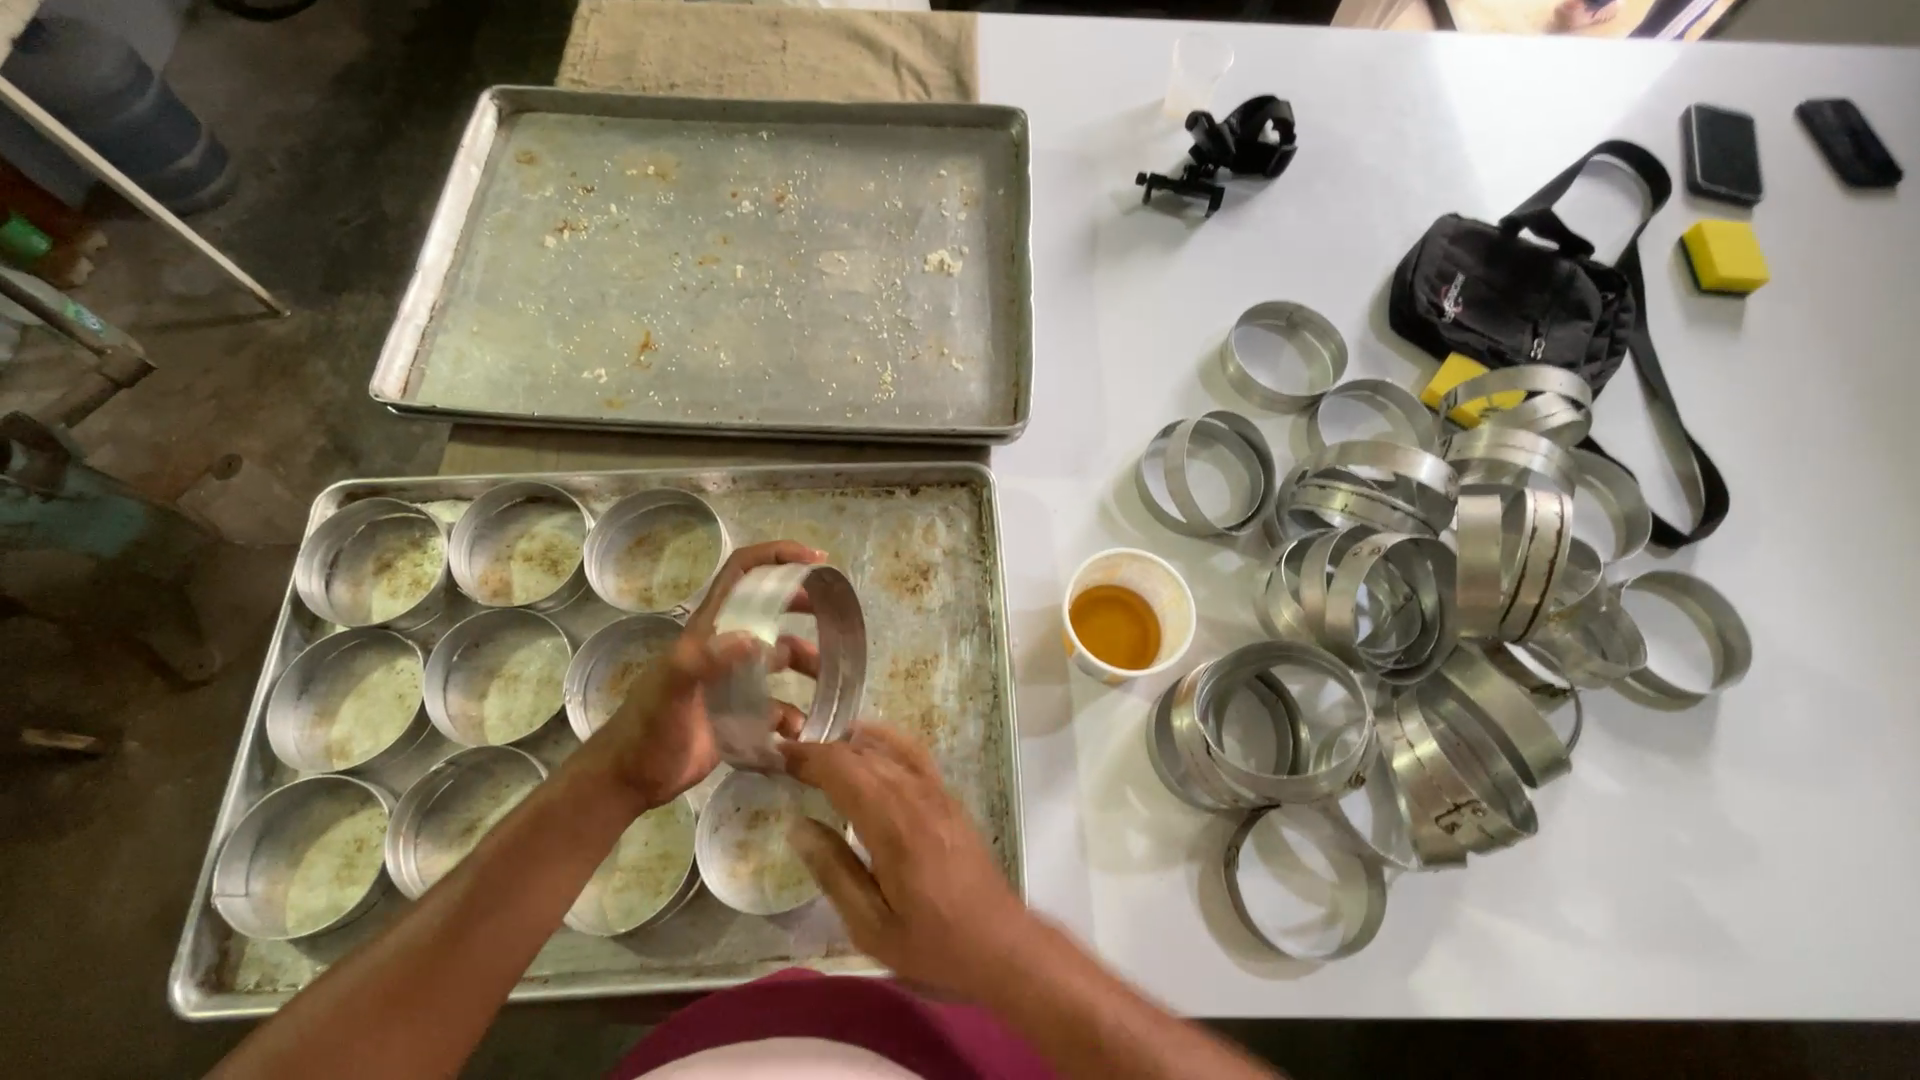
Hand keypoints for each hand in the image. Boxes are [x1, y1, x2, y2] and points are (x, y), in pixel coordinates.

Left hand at [577, 540, 826, 808]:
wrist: (630, 778)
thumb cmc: (647, 729)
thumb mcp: (671, 689)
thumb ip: (704, 660)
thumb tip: (754, 639)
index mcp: (707, 630)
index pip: (741, 573)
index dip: (775, 557)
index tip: (813, 559)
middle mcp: (722, 646)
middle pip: (766, 608)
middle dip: (800, 603)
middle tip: (832, 612)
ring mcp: (731, 679)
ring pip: (778, 657)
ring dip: (805, 662)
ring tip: (827, 679)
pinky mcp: (738, 712)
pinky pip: (776, 704)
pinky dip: (793, 713)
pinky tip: (799, 729)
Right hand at [781, 725, 1042, 1000]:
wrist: (999, 943)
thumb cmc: (931, 943)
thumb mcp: (870, 925)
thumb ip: (833, 871)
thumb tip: (798, 825)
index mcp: (893, 826)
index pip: (843, 770)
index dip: (806, 757)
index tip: (775, 755)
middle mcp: (916, 797)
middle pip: (862, 754)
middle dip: (821, 750)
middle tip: (786, 758)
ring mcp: (937, 793)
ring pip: (887, 751)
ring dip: (849, 745)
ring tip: (816, 752)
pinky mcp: (949, 799)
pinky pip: (914, 755)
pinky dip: (885, 742)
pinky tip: (867, 744)